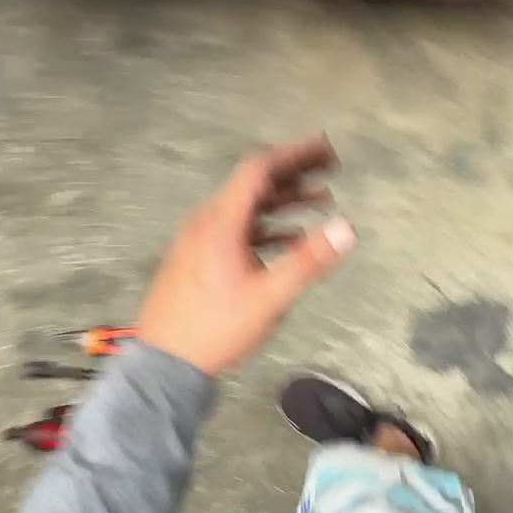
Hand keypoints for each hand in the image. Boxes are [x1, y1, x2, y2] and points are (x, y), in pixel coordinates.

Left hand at [138, 139, 355, 376]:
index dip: (295, 154)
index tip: (326, 148)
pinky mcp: (200, 258)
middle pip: (254, 183)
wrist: (165, 363)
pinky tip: (292, 236)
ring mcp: (201, 240)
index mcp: (221, 223)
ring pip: (248, 206)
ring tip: (322, 198)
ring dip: (285, 199)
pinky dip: (270, 224)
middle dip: (294, 171)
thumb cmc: (217, 328)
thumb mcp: (269, 297)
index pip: (259, 170)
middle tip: (330, 165)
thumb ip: (309, 260)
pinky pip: (240, 228)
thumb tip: (347, 228)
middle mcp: (207, 222)